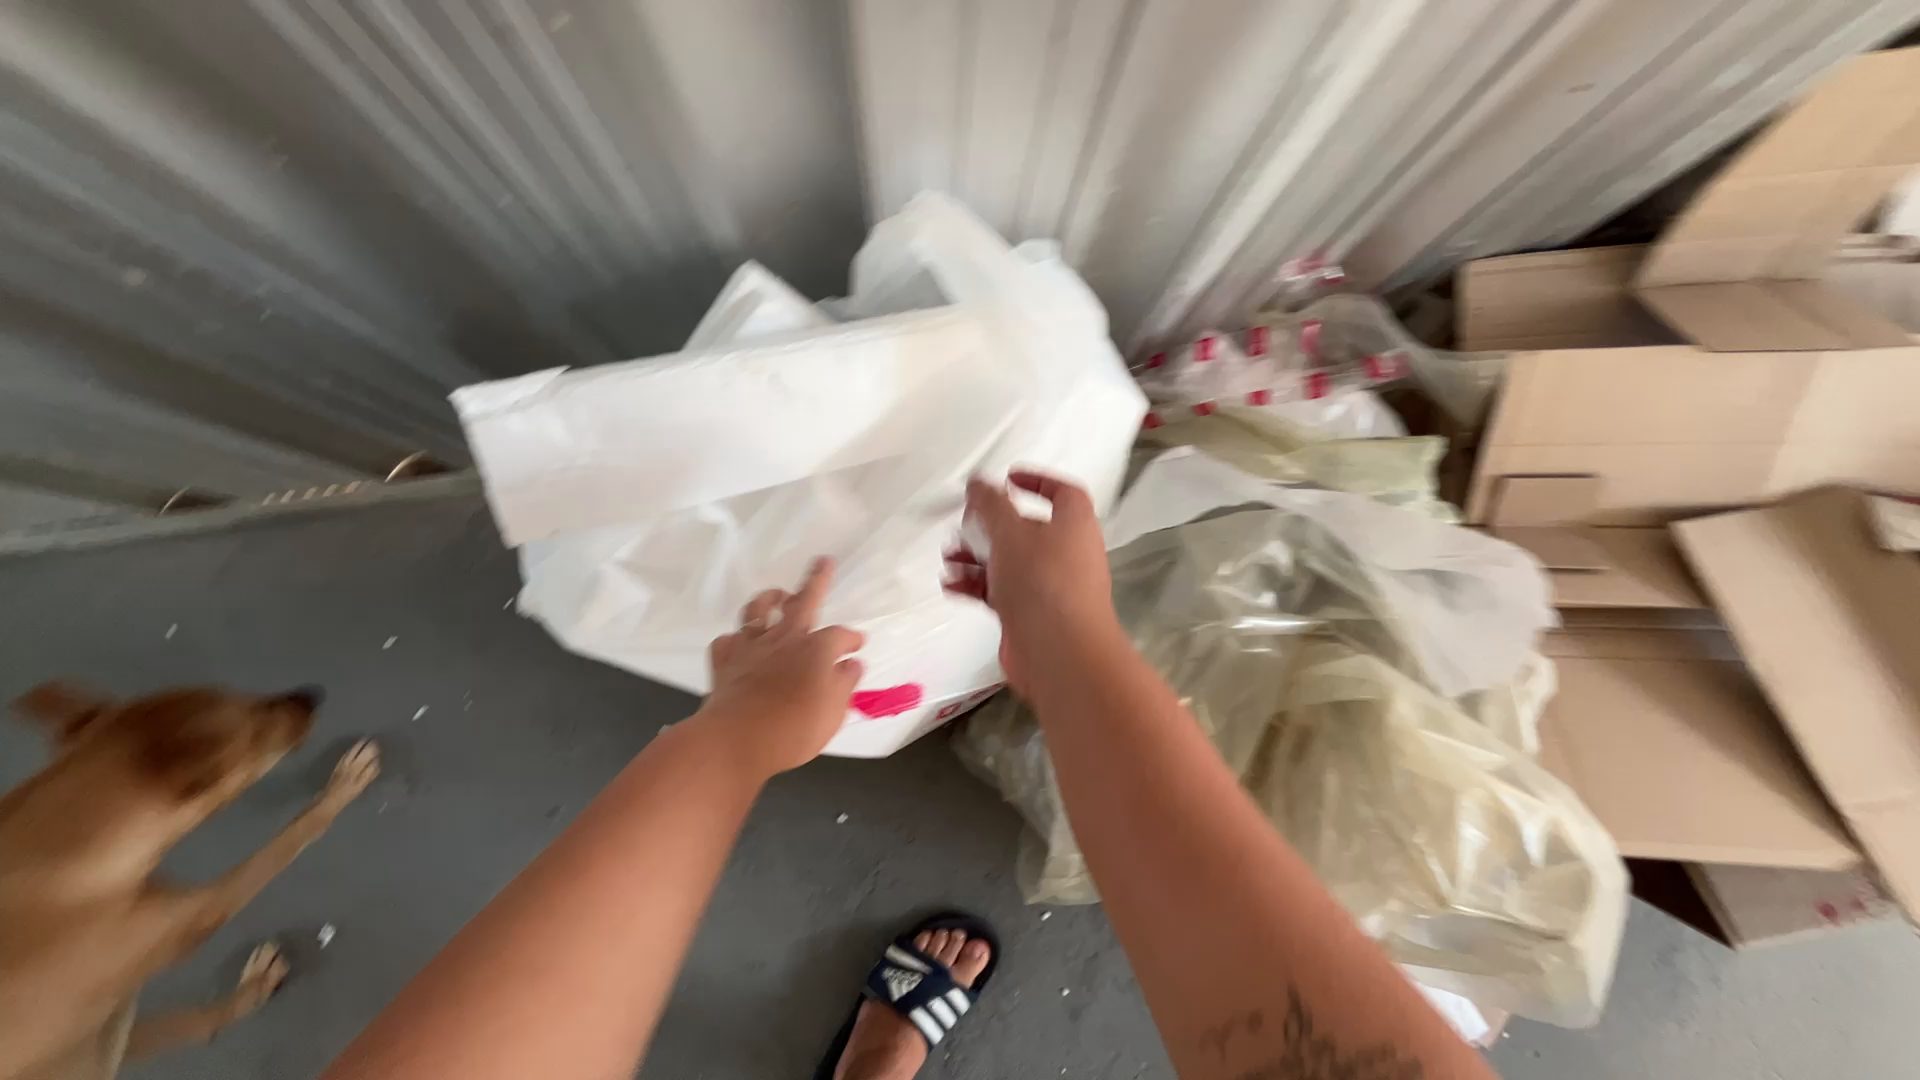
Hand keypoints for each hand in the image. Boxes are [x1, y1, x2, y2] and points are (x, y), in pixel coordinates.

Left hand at [692, 558, 864, 779]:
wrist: (735, 741)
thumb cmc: (793, 730)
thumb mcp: (834, 712)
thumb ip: (844, 684)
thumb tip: (851, 664)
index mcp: (816, 650)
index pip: (840, 635)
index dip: (851, 639)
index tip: (857, 647)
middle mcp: (784, 639)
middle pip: (803, 601)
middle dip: (816, 580)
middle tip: (823, 561)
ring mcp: (751, 648)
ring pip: (757, 610)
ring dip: (769, 598)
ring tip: (777, 594)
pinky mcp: (725, 662)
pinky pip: (728, 641)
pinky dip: (736, 639)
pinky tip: (741, 643)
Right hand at [943, 471, 1119, 695]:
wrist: (1059, 654)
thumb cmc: (1042, 583)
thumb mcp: (1010, 532)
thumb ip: (990, 504)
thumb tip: (978, 483)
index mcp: (1074, 524)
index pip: (1062, 492)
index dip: (1036, 481)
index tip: (1007, 479)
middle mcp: (1066, 553)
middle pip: (1026, 529)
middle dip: (990, 526)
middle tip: (963, 525)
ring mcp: (1049, 587)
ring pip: (1009, 562)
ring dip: (977, 557)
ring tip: (949, 557)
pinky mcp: (1031, 614)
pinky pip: (1001, 591)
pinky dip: (977, 585)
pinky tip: (952, 585)